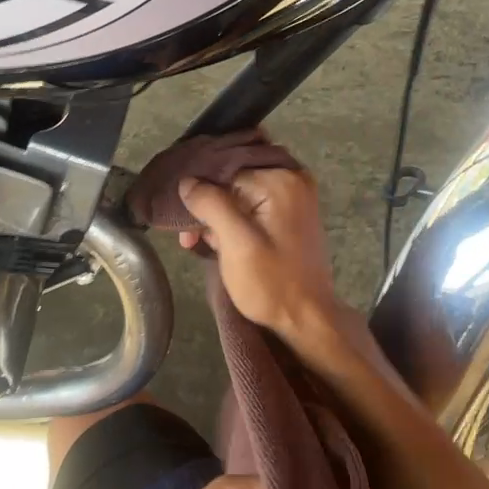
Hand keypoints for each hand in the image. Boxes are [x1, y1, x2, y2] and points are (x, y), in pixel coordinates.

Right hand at [177, 168, 341, 344]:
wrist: (307, 319)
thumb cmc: (272, 283)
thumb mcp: (236, 243)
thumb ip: (211, 204)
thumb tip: (187, 181)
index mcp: (281, 179)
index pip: (225, 169)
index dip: (199, 191)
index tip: (181, 220)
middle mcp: (291, 177)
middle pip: (232, 178)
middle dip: (207, 205)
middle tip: (188, 236)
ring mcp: (293, 195)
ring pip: (239, 193)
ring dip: (217, 216)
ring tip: (198, 242)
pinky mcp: (290, 213)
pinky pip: (252, 205)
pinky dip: (233, 221)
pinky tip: (217, 242)